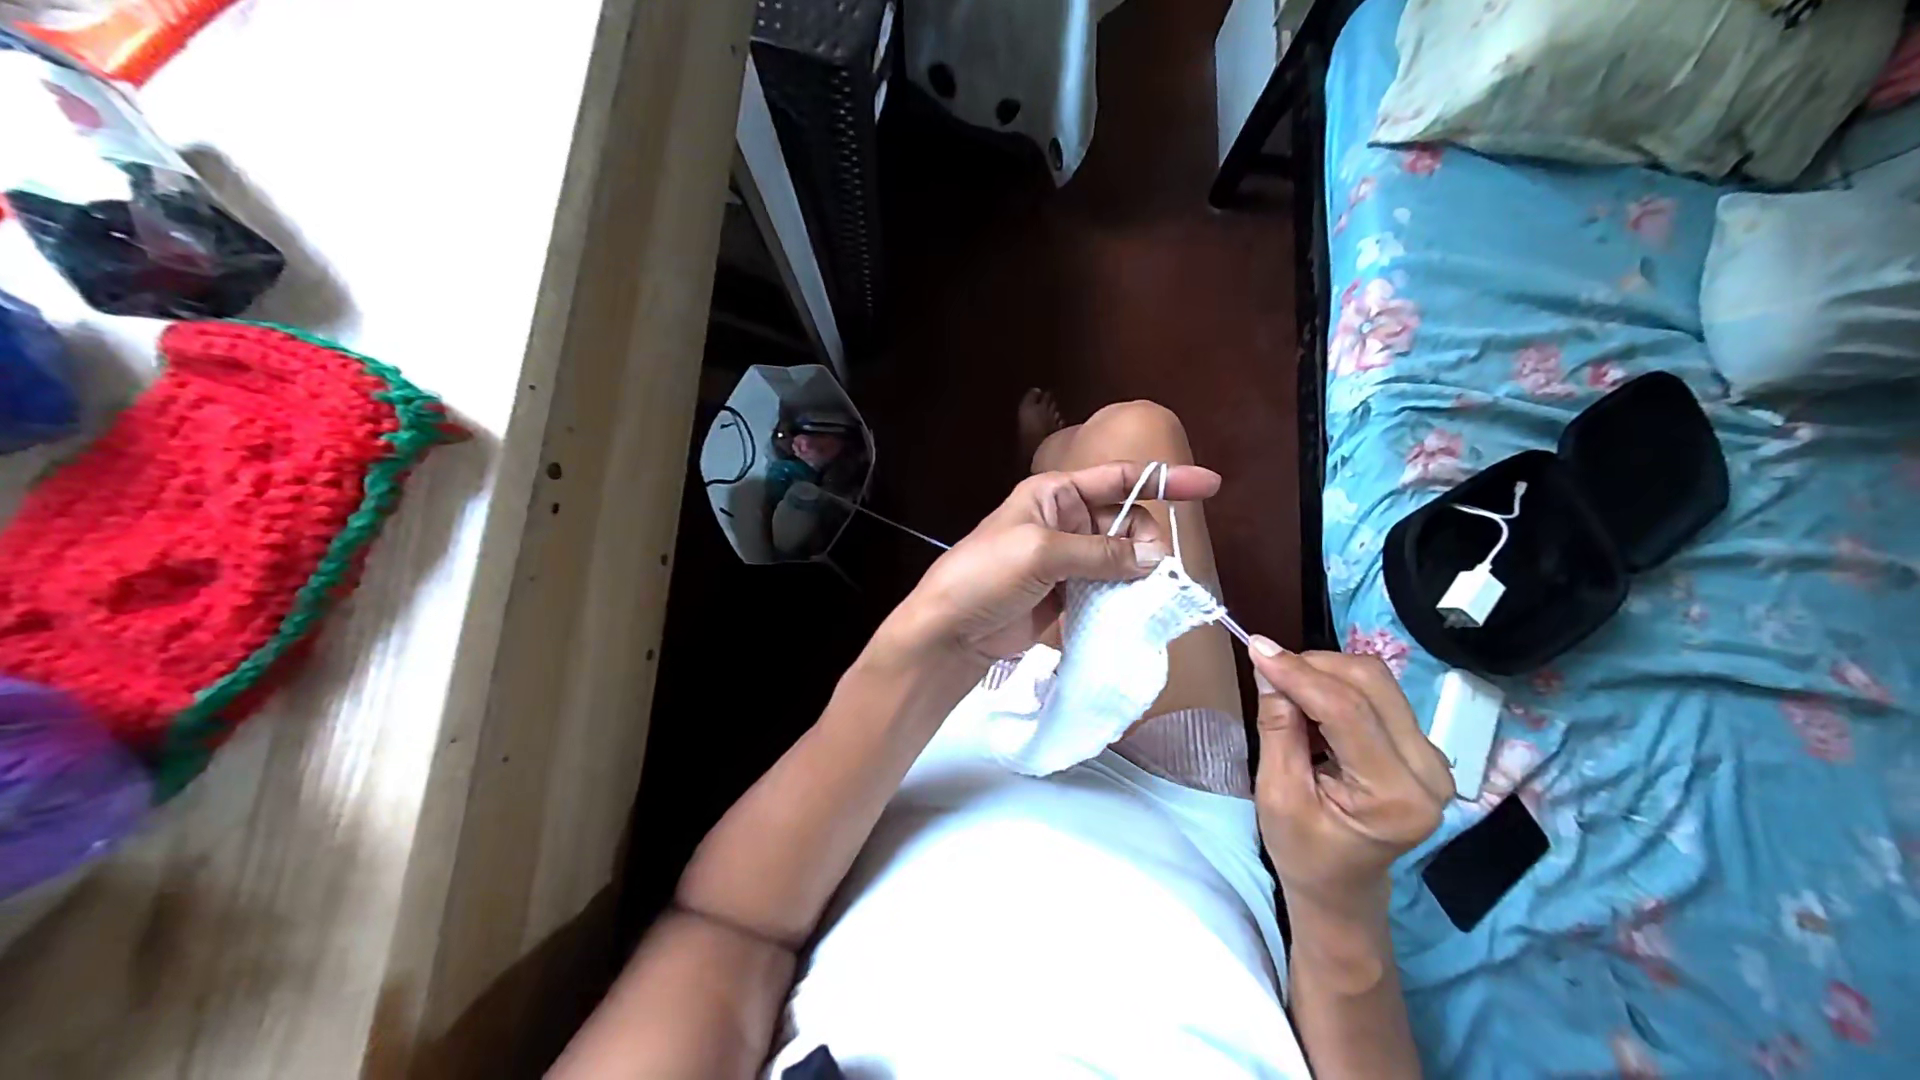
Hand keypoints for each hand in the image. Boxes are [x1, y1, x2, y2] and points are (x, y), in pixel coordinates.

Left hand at [878, 462, 1221, 666]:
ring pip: (1122, 556)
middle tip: (1152, 570)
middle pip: (1127, 520)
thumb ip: (1099, 553)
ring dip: (1139, 570)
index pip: (1118, 478)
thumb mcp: (1041, 553)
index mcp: (1055, 494)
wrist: (952, 630)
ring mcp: (1068, 558)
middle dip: (1147, 540)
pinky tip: (1134, 606)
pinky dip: (1125, 594)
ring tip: (1147, 591)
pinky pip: (1109, 586)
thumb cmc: (985, 575)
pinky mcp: (1068, 592)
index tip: (1209, 484)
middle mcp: (1066, 520)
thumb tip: (1152, 559)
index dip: (1164, 478)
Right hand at [1247, 644, 1450, 921]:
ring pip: (1376, 680)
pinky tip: (1309, 701)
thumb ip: (1278, 729)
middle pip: (1371, 683)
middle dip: (1312, 664)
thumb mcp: (1276, 794)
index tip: (1256, 648)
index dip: (1298, 673)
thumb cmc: (1303, 850)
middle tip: (1268, 669)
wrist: (1341, 885)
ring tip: (1286, 689)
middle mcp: (1428, 771)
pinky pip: (1378, 693)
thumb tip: (1268, 668)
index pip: (1347, 711)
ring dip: (1323, 671)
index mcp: (1395, 796)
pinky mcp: (1421, 747)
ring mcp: (1432, 757)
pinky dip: (1335, 684)